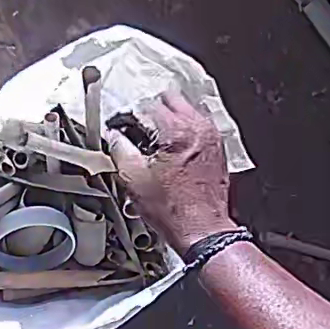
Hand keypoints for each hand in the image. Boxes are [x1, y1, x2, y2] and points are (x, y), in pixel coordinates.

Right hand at [108, 91, 235, 252]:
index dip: (124, 117)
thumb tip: (113, 136)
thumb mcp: (133, 179)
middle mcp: (197, 127)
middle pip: (167, 99)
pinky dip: (180, 129)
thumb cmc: (172, 210)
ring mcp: (210, 135)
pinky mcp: (215, 146)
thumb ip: (120, 150)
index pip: (144, 107)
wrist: (201, 229)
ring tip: (151, 141)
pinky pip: (195, 124)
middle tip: (133, 130)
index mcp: (176, 132)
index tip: (116, 128)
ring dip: (165, 119)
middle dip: (147, 111)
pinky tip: (169, 149)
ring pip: (183, 109)